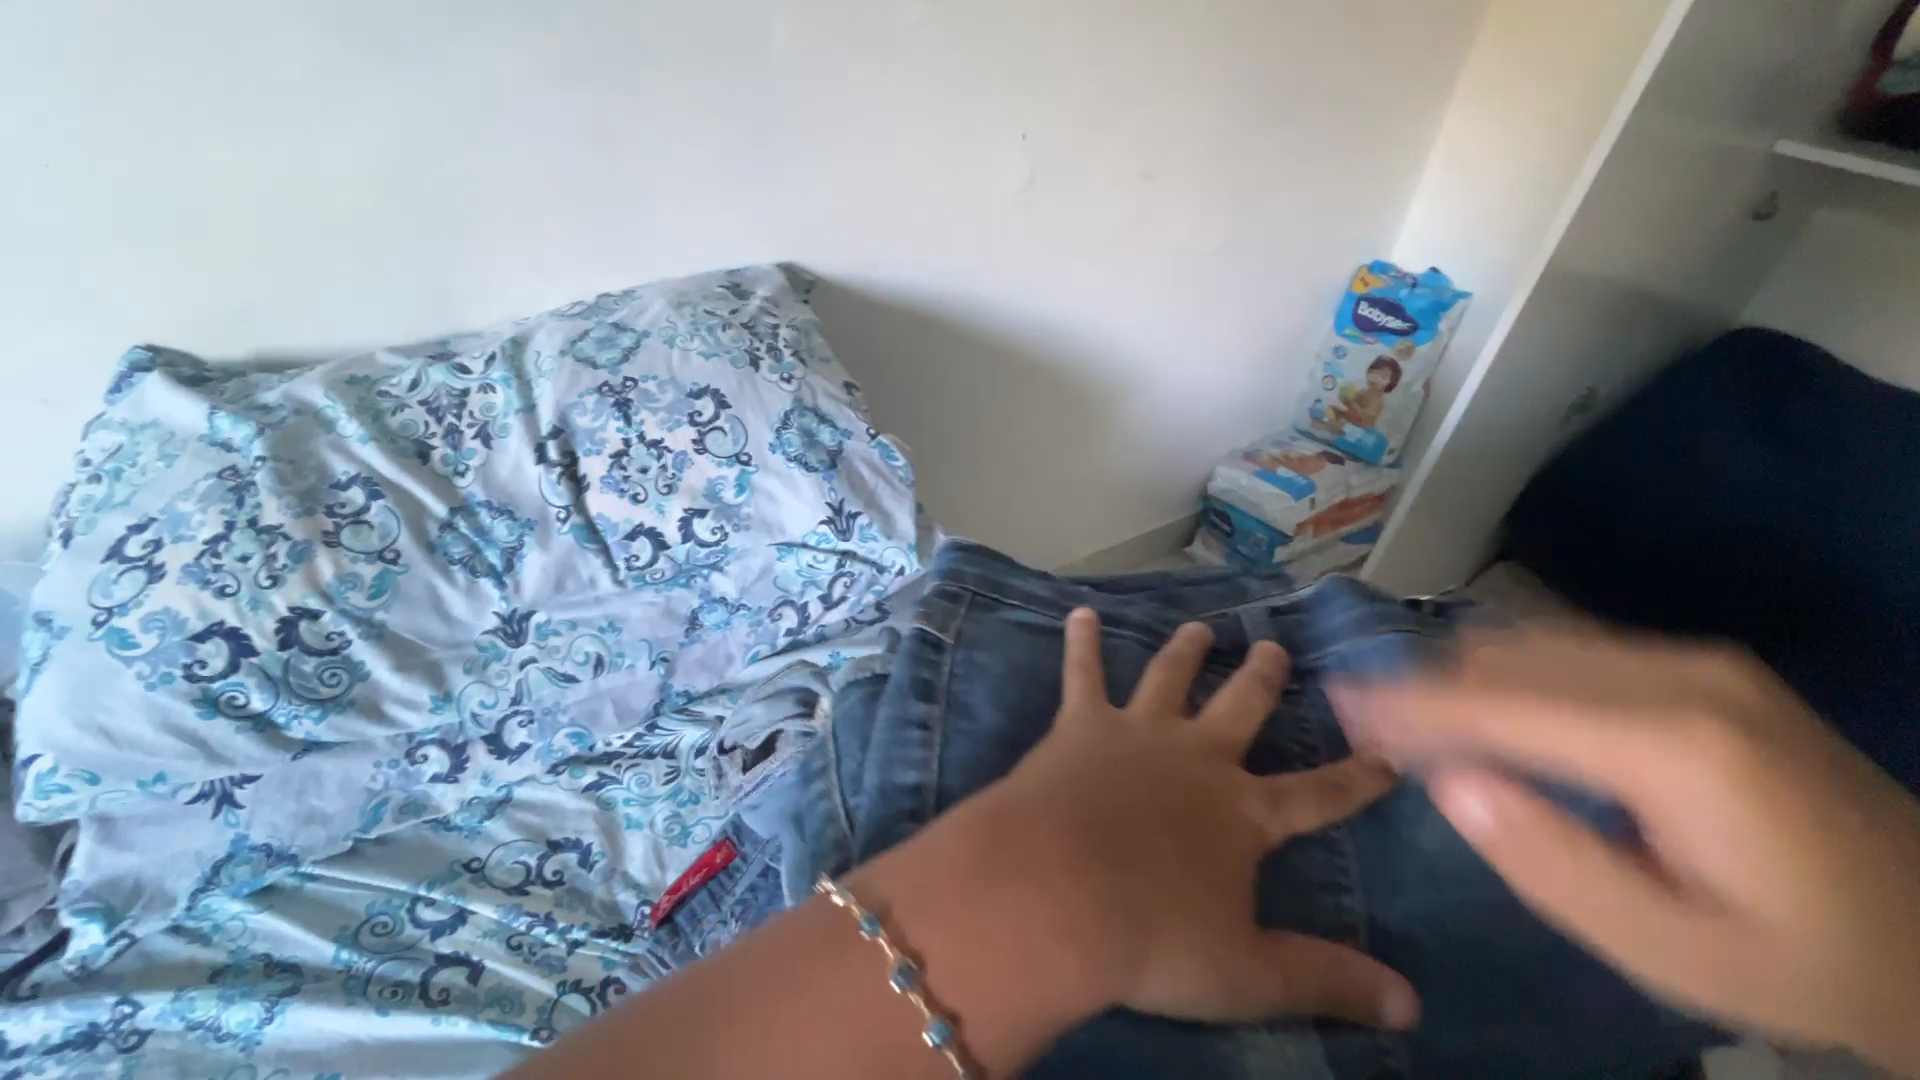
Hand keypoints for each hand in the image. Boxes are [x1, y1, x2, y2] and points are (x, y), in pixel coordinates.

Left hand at [978, 608, 1418, 1029]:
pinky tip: (1080, 613)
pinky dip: (1082, 642)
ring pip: (1169, 679)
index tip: (1389, 754)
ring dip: (1186, 651)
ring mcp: (1137, 734)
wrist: (1051, 894)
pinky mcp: (1078, 726)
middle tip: (1275, 647)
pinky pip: (1083, 675)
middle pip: (1241, 708)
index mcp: (1243, 813)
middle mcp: (1197, 758)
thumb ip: (1325, 981)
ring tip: (1199, 628)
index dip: (1356, 778)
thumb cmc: (1151, 937)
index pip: (1319, 794)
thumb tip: (1412, 1008)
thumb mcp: (1246, 973)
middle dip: (1262, 679)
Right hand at [1333, 625, 1919, 1074]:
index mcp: (1675, 747)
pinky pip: (1567, 647)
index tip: (1338, 704)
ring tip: (1402, 710)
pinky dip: (1501, 667)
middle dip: (1419, 683)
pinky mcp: (1701, 663)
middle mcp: (1681, 677)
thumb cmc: (1802, 960)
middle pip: (1506, 659)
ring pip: (1530, 641)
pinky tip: (1475, 700)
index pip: (1498, 703)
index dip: (1406, 703)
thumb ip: (1548, 861)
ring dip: (1455, 671)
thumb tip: (1449, 779)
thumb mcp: (1670, 950)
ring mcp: (1696, 660)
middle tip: (1358, 717)